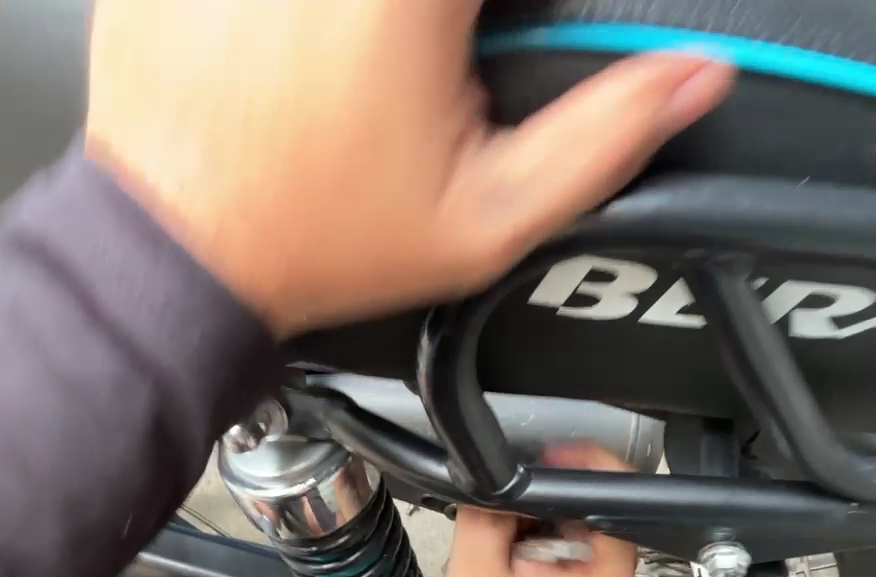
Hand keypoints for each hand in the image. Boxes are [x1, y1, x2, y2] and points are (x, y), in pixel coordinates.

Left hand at [84, 1, 732, 337]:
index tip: (500, 38)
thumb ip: (599, 141)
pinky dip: (318, 17)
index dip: (521, 12)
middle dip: (464, 22)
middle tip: (445, 57)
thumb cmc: (316, 242)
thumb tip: (691, 83)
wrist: (183, 254)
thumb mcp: (483, 223)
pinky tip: (314, 47)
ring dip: (395, 24)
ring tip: (375, 65)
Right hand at [440, 445, 638, 576]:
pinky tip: (510, 542)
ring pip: (568, 495)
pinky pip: (555, 512)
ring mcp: (593, 556)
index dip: (575, 465)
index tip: (541, 460)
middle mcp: (609, 559)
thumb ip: (486, 519)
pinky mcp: (575, 553)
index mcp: (604, 566)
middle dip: (542, 485)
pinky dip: (527, 516)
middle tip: (508, 511)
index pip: (613, 488)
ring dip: (531, 501)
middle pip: (588, 486)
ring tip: (506, 535)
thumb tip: (492, 475)